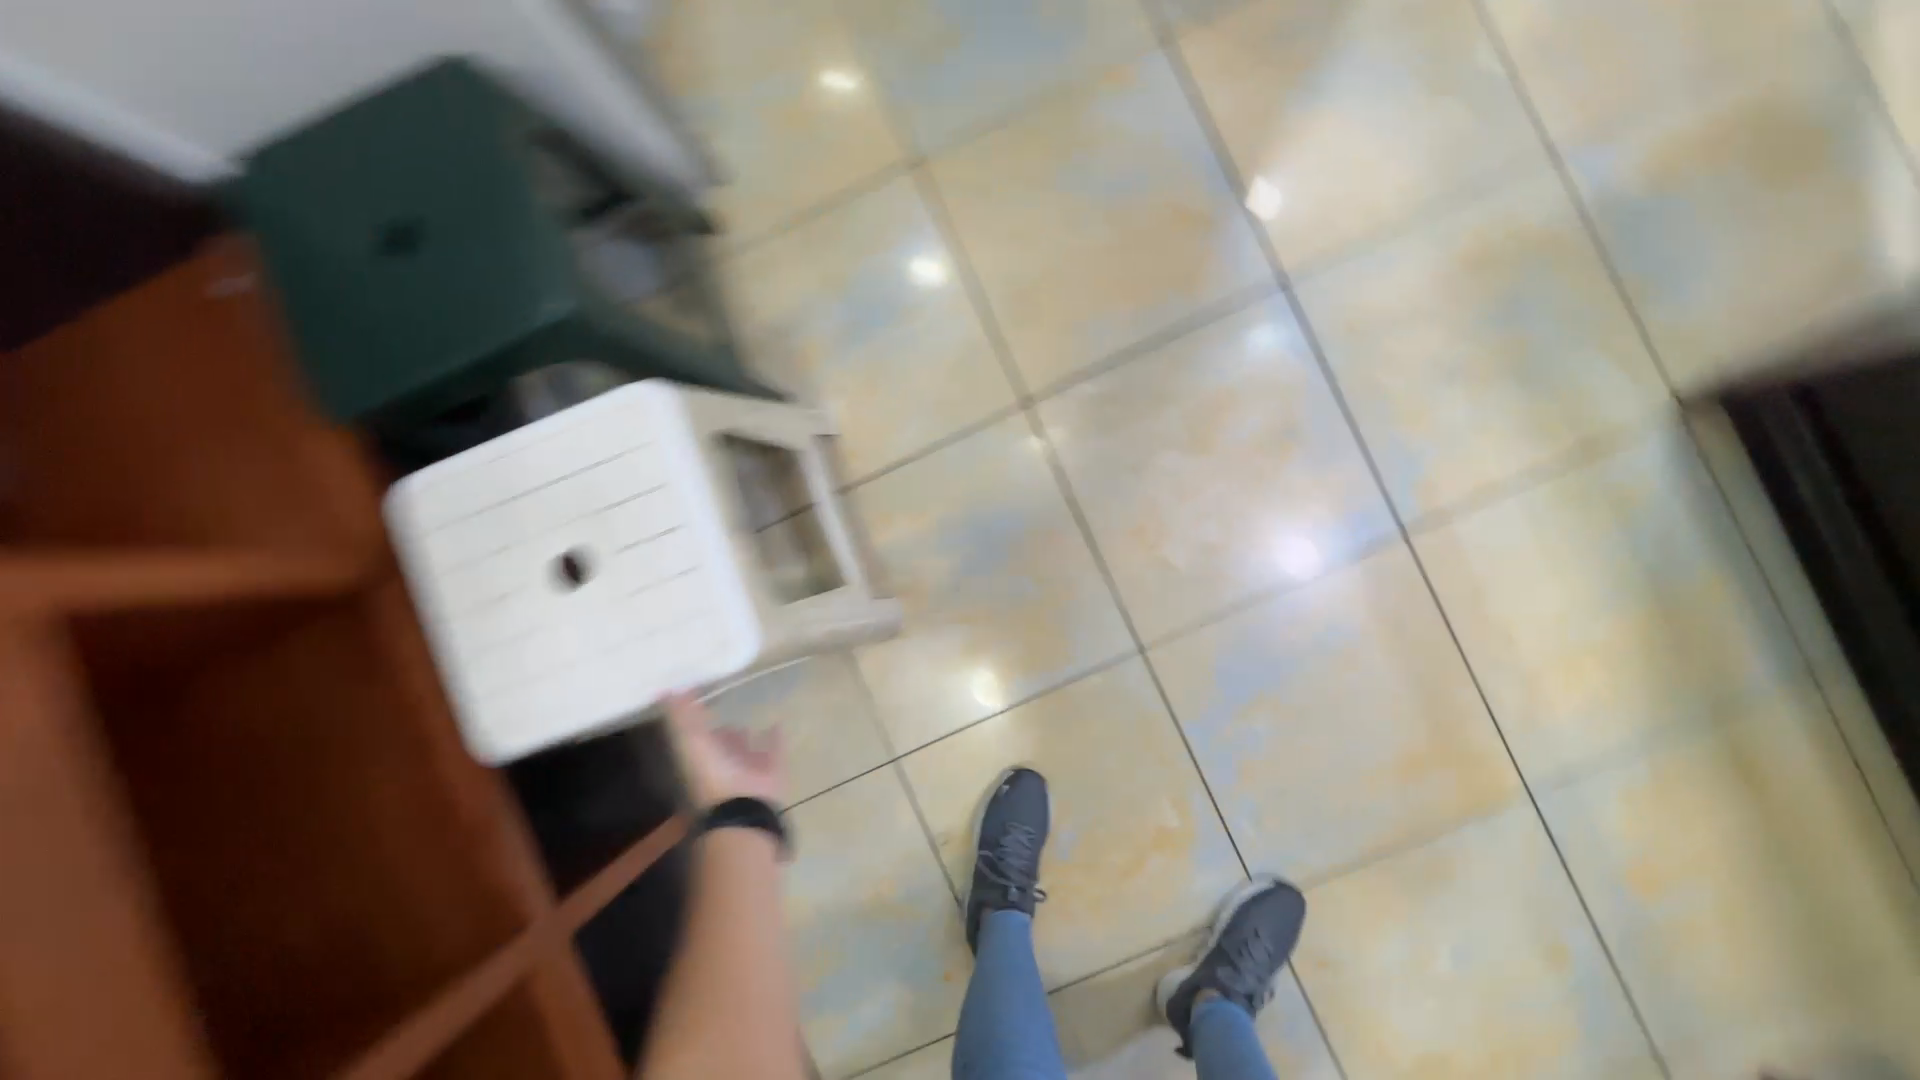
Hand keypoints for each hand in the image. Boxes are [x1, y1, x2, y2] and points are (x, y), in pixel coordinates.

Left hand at [664, 692, 785, 809]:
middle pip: (719, 743)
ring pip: (745, 747)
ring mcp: (746, 768)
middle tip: (724, 708)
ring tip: (749, 717)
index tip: (696, 694)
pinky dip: (775, 737)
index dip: (694, 717)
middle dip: (720, 729)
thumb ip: (682, 718)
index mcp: (699, 757)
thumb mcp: (691, 742)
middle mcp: (720, 763)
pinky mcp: (770, 770)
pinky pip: (773, 749)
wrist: (744, 808)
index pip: (694, 734)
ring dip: (745, 734)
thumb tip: (663, 689)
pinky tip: (778, 723)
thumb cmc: (713, 774)